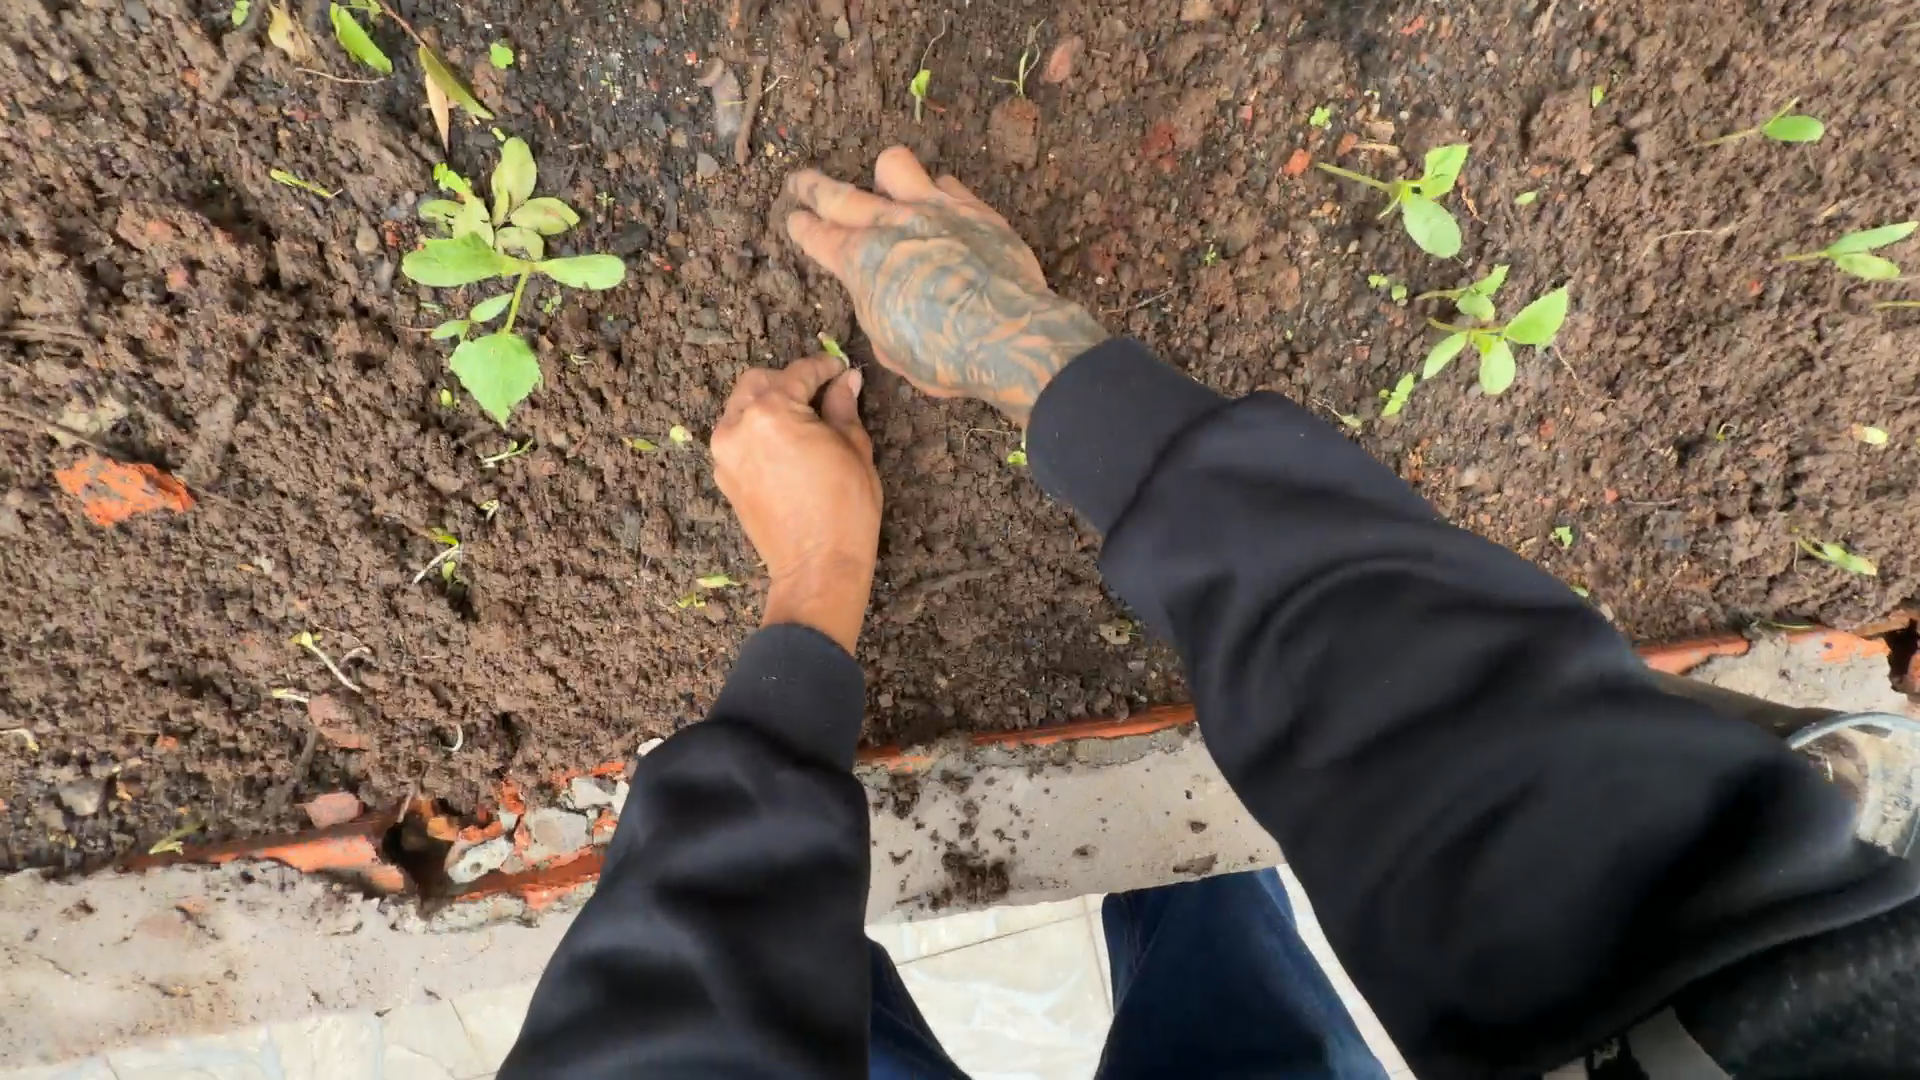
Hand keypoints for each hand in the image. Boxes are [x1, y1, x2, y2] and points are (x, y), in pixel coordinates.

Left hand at [711, 355, 880, 654]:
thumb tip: (846, 381)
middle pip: (759, 382)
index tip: (842, 369)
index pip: (798, 373)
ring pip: (742, 407)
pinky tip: (786, 445)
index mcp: (771, 412)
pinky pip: (737, 437)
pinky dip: (758, 430)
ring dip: (769, 403)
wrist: (818, 567)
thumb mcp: (854, 449)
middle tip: (822, 393)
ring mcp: (725, 453)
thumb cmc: (846, 509)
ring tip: (803, 420)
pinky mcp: (725, 477)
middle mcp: (738, 426)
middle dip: (790, 381)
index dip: (825, 367)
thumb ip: (843, 407)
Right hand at [785, 146, 1108, 425]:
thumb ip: (877, 310)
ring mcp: (931, 208)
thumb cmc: (943, 357)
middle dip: (812, 187)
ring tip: (887, 187)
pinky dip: (938, 194)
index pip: (815, 235)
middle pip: (837, 193)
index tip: (795, 220)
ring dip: (884, 176)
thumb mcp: (891, 349)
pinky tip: (943, 210)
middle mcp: (888, 224)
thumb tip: (882, 296)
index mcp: (859, 263)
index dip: (801, 227)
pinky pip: (945, 183)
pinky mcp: (971, 207)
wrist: (1008, 336)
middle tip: (800, 181)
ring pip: (892, 165)